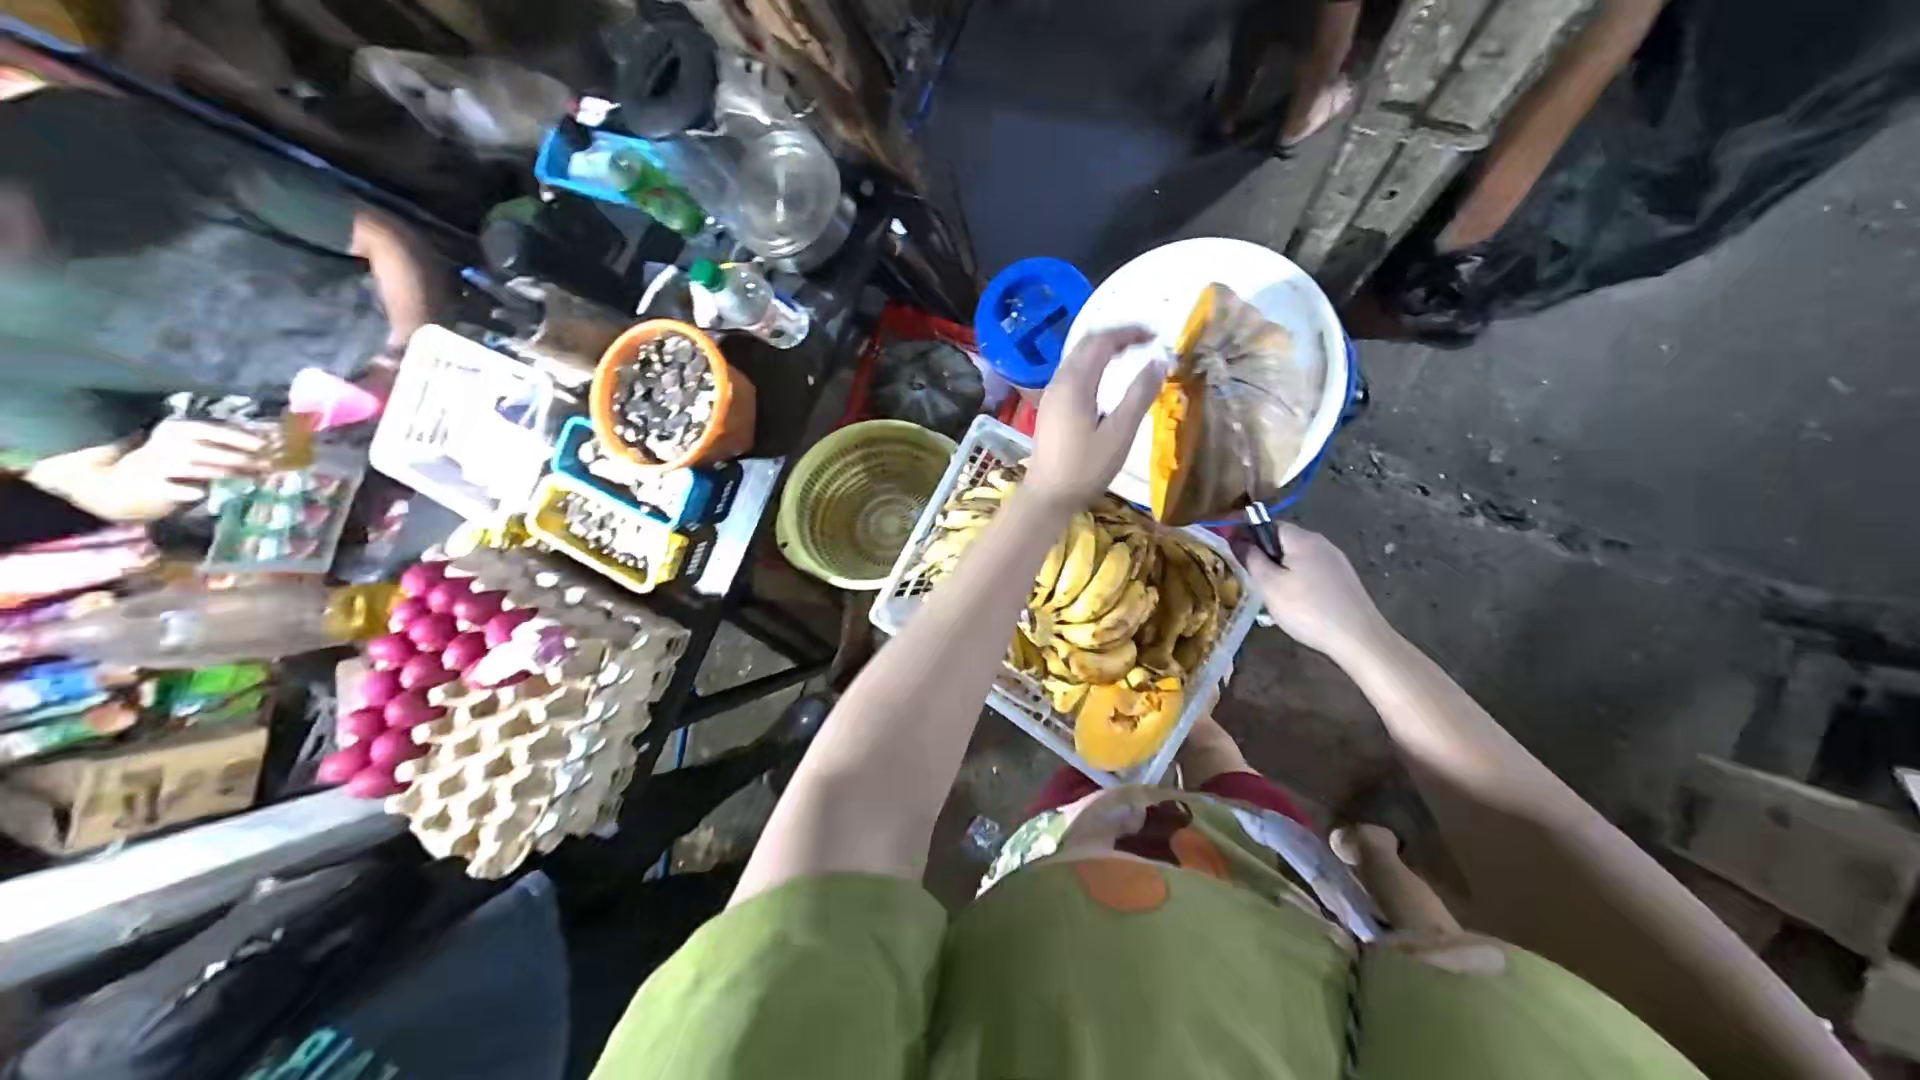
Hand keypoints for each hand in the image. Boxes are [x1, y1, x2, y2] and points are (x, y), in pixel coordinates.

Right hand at [27, 420, 268, 522]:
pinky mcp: (153, 487)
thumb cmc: (175, 460)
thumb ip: (228, 441)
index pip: (212, 431)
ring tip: (257, 477)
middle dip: (243, 459)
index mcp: (178, 430)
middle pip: (211, 452)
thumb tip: (274, 438)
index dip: (240, 438)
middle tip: (270, 465)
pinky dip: (192, 492)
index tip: (267, 445)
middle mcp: (166, 445)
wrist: (121, 483)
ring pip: (202, 470)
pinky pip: (178, 490)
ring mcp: (157, 466)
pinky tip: (205, 493)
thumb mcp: (196, 444)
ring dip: (232, 474)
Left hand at [1026, 326, 1159, 509]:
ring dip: (1104, 350)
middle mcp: (1059, 382)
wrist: (1048, 497)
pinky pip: (1073, 373)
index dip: (1130, 333)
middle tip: (1146, 341)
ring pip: (1078, 358)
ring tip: (1132, 354)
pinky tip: (1108, 379)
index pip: (1102, 341)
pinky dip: (1094, 365)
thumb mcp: (1119, 434)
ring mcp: (1051, 395)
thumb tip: (1158, 362)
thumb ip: (1139, 395)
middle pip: (1086, 344)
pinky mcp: (1050, 408)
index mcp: (1075, 384)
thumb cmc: (1085, 469)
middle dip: (1117, 336)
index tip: (1156, 336)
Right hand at [1239, 523, 1390, 658]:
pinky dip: (1297, 581)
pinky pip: (1311, 572)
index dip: (1247, 534)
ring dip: (1280, 571)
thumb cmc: (1308, 609)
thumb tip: (1238, 539)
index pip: (1268, 524)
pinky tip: (1295, 604)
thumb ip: (1251, 559)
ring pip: (1297, 559)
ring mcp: (1336, 562)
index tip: (1231, 551)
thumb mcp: (1269, 585)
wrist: (1359, 639)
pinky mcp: (1344, 580)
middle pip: (1284, 541)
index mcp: (1303, 539)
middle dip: (1264, 556)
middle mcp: (1322, 544)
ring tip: (1269, 595)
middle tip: (1249, 579)